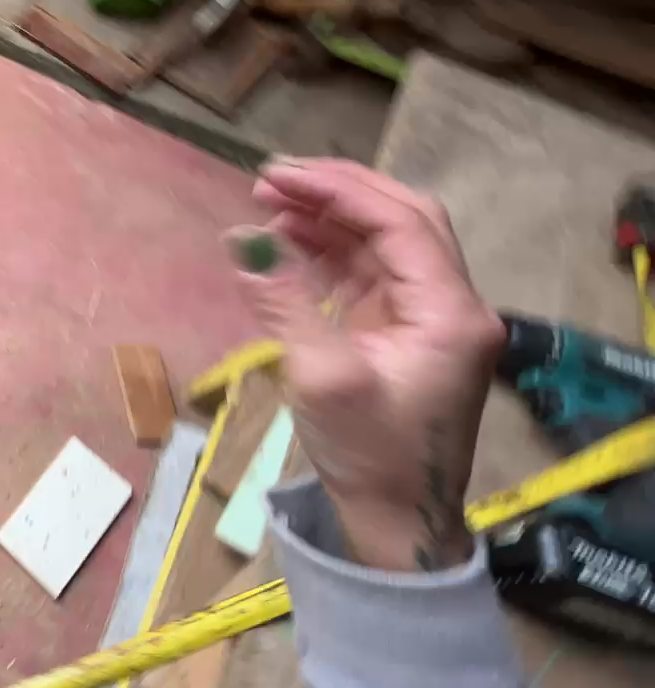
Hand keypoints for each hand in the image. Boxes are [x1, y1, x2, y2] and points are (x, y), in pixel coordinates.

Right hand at [226, 158, 503, 571]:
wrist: (396, 511)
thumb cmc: (366, 448)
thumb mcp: (320, 375)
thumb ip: (284, 301)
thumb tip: (240, 240)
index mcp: (447, 313)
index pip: (400, 225)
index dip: (338, 192)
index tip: (275, 176)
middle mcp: (446, 304)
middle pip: (403, 220)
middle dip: (338, 190)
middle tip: (272, 177)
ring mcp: (421, 315)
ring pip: (381, 240)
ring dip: (327, 214)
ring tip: (267, 200)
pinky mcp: (394, 327)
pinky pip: (362, 268)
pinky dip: (323, 245)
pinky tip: (283, 237)